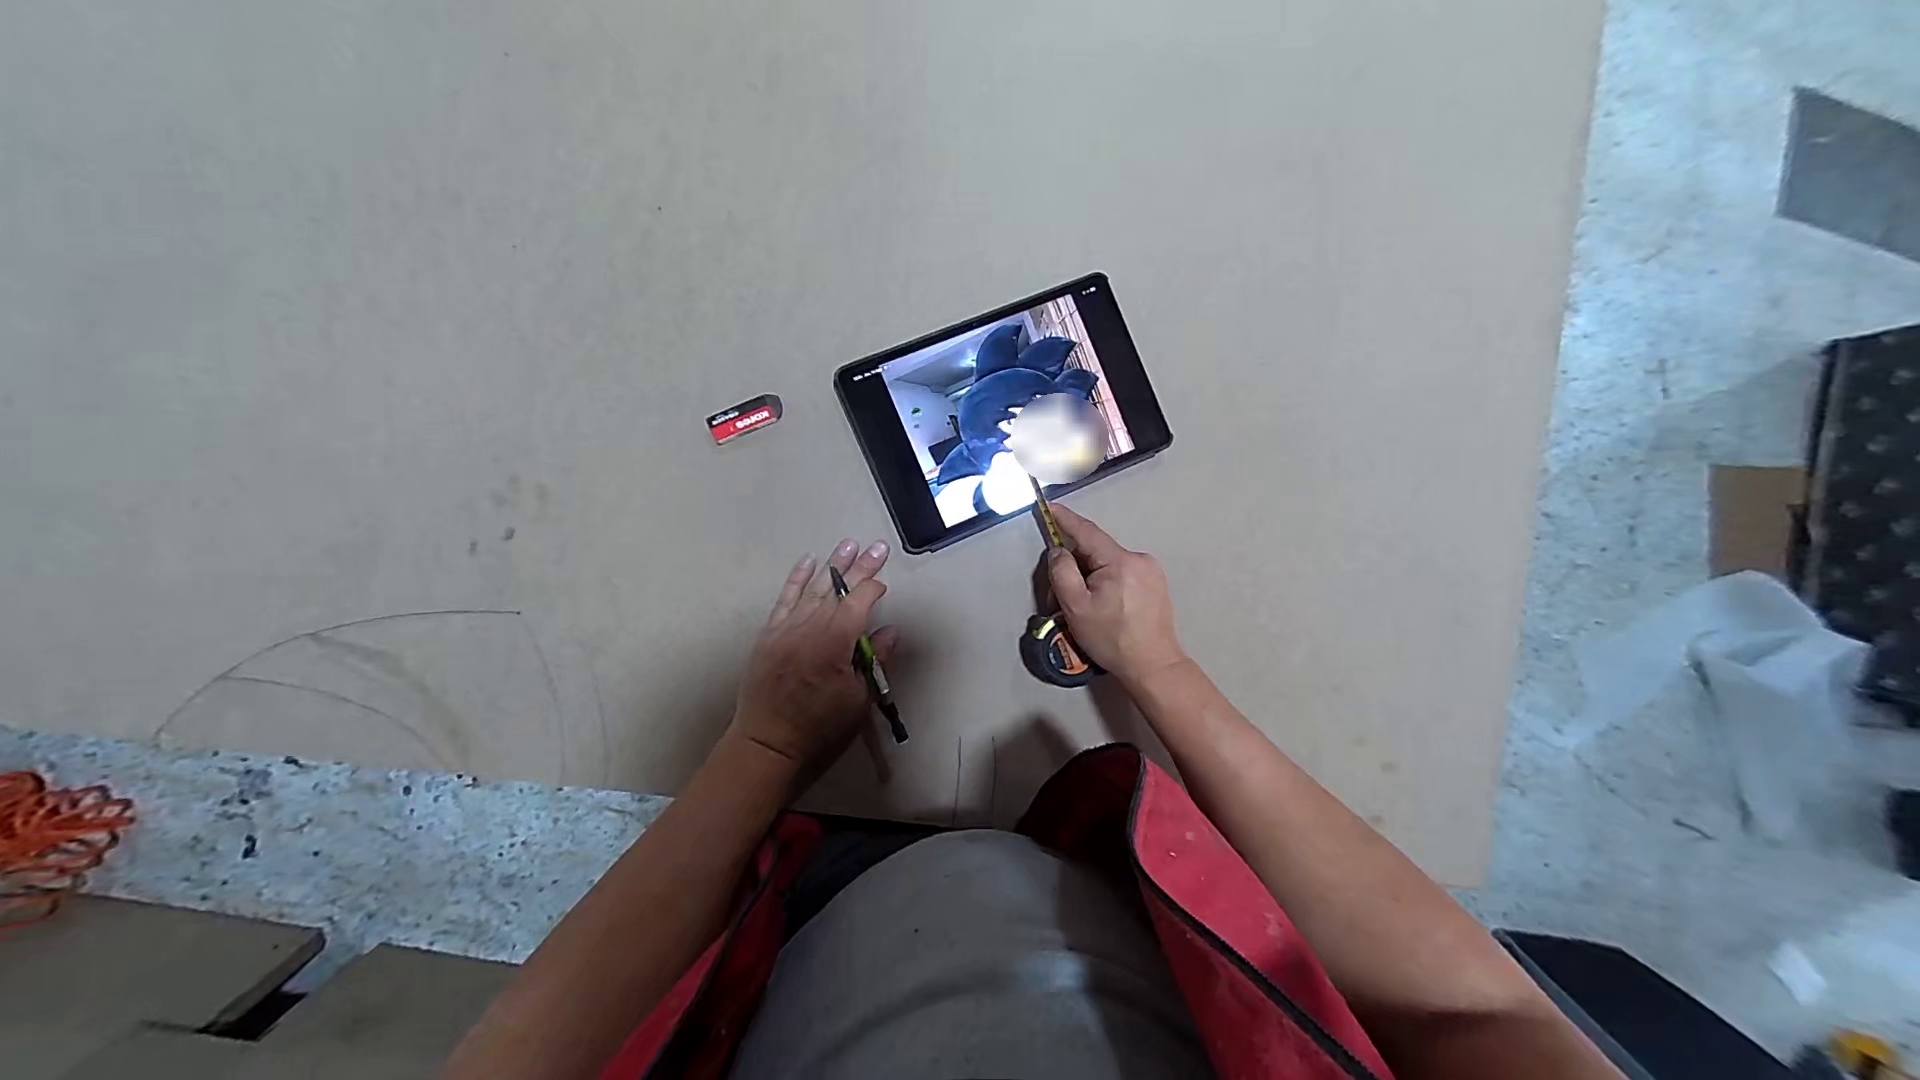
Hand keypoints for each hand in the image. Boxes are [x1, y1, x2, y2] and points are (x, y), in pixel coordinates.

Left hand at [729, 537, 896, 769]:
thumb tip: (889, 631)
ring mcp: (786, 630)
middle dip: (859, 567)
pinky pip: (785, 600)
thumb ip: (874, 661)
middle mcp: (808, 630)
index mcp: (834, 645)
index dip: (873, 590)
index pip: (858, 603)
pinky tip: (807, 562)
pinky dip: (796, 580)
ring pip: (813, 590)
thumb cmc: (820, 729)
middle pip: (838, 590)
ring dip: (832, 566)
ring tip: (848, 545)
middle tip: (876, 547)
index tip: (884, 586)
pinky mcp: (769, 635)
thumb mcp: (859, 701)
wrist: (768, 744)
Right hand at [1044, 505, 1187, 683]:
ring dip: (1091, 579)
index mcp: (1120, 562)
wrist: (1153, 665)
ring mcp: (1151, 572)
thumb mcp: (1076, 607)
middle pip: (1095, 552)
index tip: (1050, 508)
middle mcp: (1139, 560)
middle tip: (1062, 597)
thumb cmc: (1114, 640)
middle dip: (1075, 568)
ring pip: (1108, 564)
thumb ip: (1062, 572)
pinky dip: (1107, 584)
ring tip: (1086, 609)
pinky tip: (1104, 609)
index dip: (1064, 519)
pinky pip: (1122, 574)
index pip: (1086, 532)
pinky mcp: (1155, 584)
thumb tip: (1058, 552)